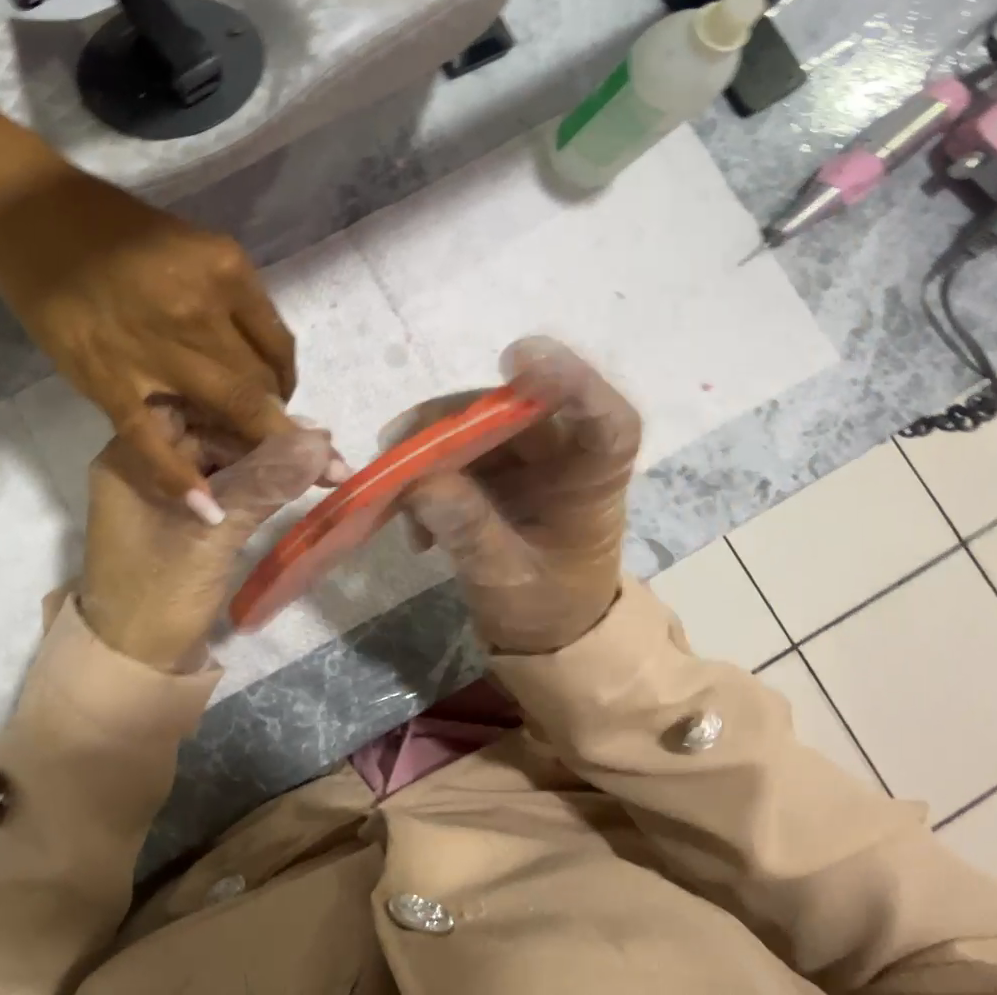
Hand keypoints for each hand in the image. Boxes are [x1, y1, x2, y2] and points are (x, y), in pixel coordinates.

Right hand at [0, 88, 301, 521]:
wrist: (30, 219)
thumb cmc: (110, 224)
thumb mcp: (189, 246)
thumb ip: (224, 297)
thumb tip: (247, 350)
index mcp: (227, 270)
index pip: (277, 344)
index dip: (287, 383)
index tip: (281, 403)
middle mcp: (203, 312)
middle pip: (262, 384)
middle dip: (283, 426)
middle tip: (292, 455)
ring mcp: (158, 351)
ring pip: (229, 411)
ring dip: (255, 448)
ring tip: (270, 478)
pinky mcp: (110, 383)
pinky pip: (154, 440)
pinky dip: (181, 479)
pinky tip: (206, 509)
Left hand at [79, 413, 331, 670]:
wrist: (131, 665)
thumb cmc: (158, 595)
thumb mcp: (212, 536)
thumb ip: (263, 483)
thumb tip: (319, 439)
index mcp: (130, 456)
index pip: (195, 410)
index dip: (249, 411)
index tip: (305, 423)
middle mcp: (142, 464)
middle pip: (214, 434)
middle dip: (271, 442)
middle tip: (330, 452)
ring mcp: (162, 492)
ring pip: (224, 461)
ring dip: (272, 464)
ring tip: (328, 466)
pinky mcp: (180, 517)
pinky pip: (223, 487)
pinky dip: (259, 486)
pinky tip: (298, 482)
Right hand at [395, 338, 641, 654]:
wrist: (547, 636)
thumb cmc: (546, 610)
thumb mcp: (506, 578)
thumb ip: (468, 530)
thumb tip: (420, 481)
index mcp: (591, 481)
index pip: (605, 422)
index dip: (572, 381)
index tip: (518, 359)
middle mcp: (561, 457)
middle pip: (513, 411)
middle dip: (451, 420)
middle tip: (396, 445)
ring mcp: (526, 460)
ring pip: (472, 425)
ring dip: (424, 449)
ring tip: (391, 492)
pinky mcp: (494, 469)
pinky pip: (450, 451)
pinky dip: (420, 474)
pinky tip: (408, 519)